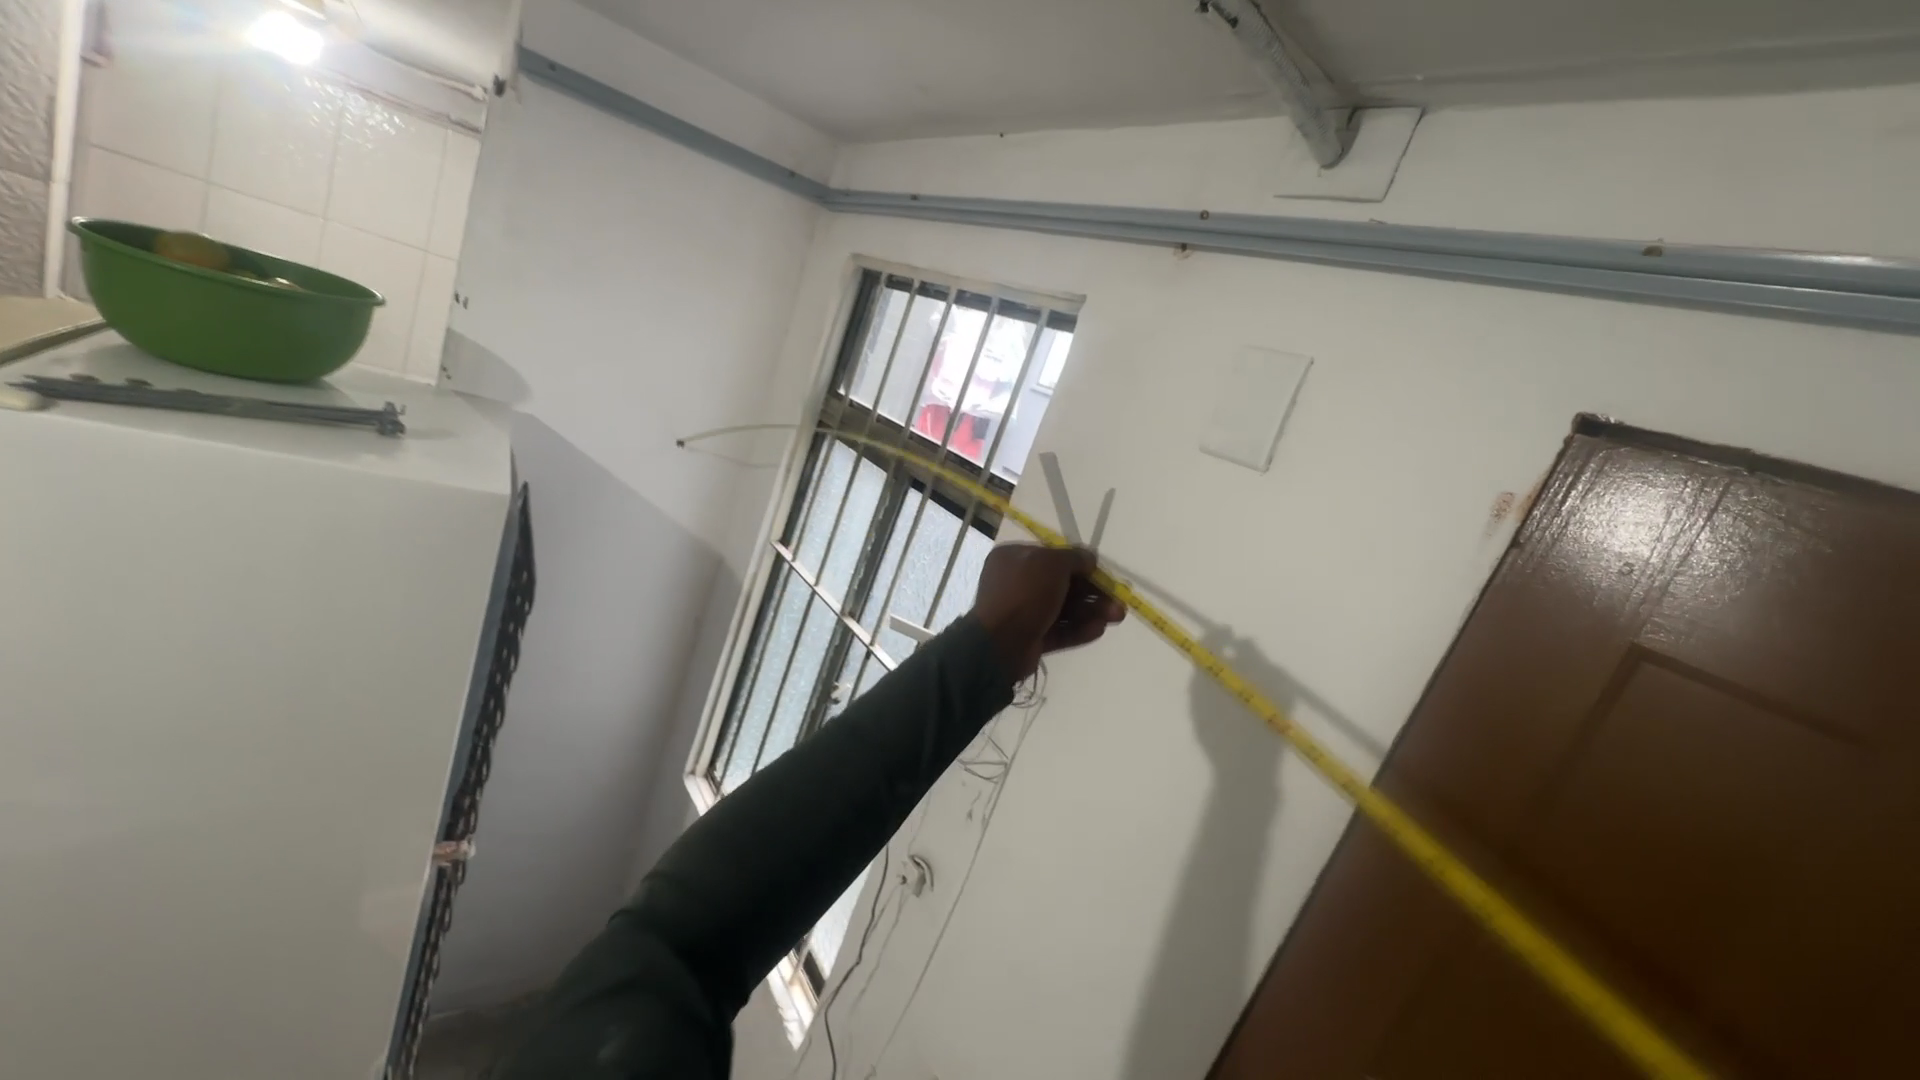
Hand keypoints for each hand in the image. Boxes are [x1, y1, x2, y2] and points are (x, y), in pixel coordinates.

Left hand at [971, 544, 1125, 681]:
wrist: (1000, 643)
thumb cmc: (1024, 593)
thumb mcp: (1051, 564)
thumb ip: (1074, 558)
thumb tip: (1089, 559)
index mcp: (1014, 558)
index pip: (1053, 557)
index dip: (1080, 565)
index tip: (1103, 573)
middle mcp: (1017, 583)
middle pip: (1062, 584)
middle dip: (1092, 592)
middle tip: (1118, 600)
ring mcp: (1023, 612)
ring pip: (1063, 608)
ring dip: (1091, 611)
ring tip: (1117, 616)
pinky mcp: (1030, 637)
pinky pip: (1058, 630)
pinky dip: (1079, 629)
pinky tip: (1099, 630)